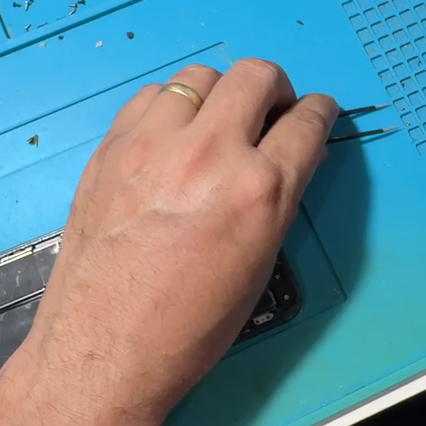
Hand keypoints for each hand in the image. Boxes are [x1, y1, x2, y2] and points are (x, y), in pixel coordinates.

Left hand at [17, 61, 337, 424]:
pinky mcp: (111, 148)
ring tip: (214, 124)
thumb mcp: (260, 262)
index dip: (320, 112)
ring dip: (220, 94)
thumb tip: (289, 155)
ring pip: (200, 76)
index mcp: (260, 191)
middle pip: (256, 75)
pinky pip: (150, 97)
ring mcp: (154, 145)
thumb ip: (279, 196)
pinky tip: (169, 137)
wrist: (106, 349)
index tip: (316, 111)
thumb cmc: (194, 324)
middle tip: (269, 114)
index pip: (307, 122)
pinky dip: (170, 107)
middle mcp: (210, 154)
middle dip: (275, 88)